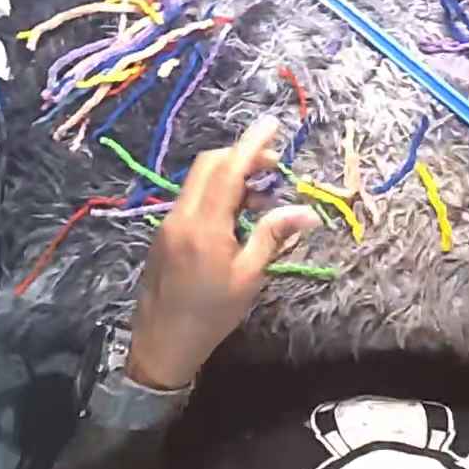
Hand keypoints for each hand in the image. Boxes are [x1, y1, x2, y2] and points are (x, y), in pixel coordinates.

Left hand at [127, 117, 321, 389]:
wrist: (161, 344)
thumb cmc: (211, 315)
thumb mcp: (248, 277)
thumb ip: (272, 236)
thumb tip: (307, 211)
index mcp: (205, 226)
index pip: (229, 170)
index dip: (252, 144)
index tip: (272, 124)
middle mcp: (182, 215)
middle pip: (209, 165)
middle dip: (241, 155)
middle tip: (273, 166)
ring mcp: (169, 222)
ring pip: (199, 180)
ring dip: (230, 175)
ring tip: (261, 197)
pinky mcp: (165, 232)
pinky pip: (192, 198)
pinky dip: (216, 193)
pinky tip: (236, 215)